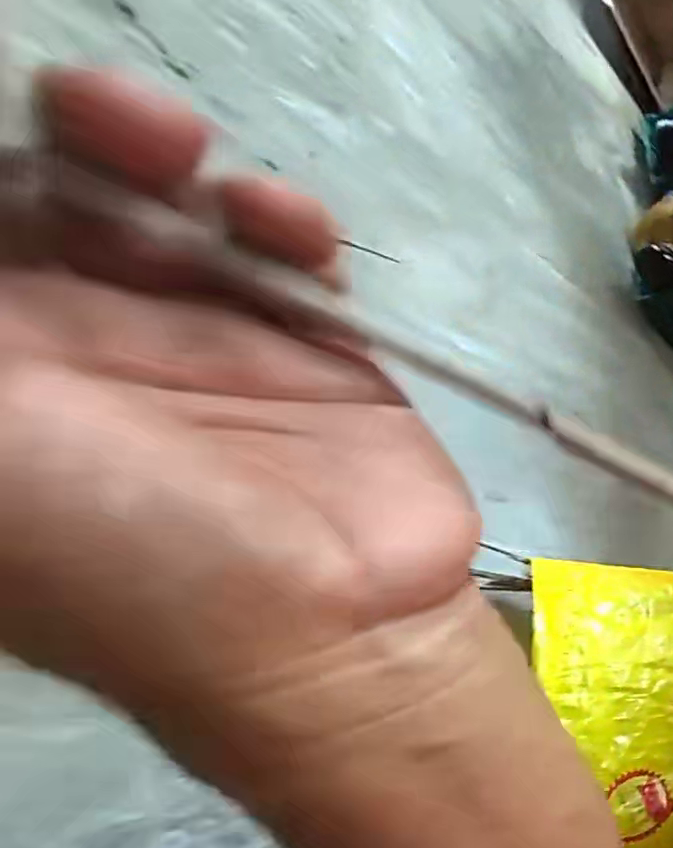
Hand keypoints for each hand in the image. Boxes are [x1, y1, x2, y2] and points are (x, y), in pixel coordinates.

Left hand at [0, 70, 477, 782]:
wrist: (331, 620)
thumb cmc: (126, 550)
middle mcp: (86, 348)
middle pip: (54, 202)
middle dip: (72, 146)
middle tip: (110, 115)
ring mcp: (221, 353)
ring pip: (184, 226)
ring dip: (176, 173)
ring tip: (181, 146)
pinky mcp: (331, 365)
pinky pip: (302, 276)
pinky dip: (294, 235)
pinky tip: (289, 223)